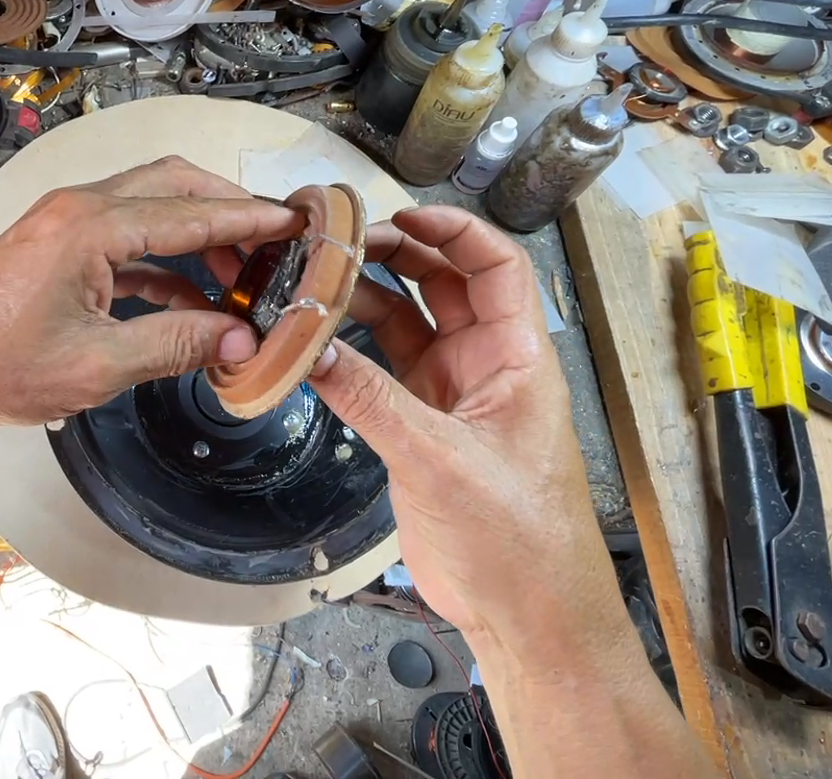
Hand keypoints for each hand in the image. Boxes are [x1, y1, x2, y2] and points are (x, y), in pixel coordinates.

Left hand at [0, 157, 301, 440]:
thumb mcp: (96, 366)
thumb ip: (174, 345)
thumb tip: (241, 341)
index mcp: (92, 224)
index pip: (192, 212)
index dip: (251, 220)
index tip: (299, 222)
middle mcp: (80, 207)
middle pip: (172, 185)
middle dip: (227, 210)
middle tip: (272, 246)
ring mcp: (62, 223)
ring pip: (149, 208)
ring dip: (195, 236)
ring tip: (239, 279)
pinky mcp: (53, 247)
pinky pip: (123, 241)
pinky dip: (161, 263)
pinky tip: (188, 301)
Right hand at [304, 206, 613, 643]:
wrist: (522, 615)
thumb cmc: (516, 540)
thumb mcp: (439, 459)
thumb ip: (369, 399)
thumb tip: (308, 348)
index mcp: (517, 359)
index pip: (497, 268)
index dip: (455, 232)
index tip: (401, 216)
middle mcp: (484, 365)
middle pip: (444, 285)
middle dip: (399, 256)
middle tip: (344, 244)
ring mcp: (450, 393)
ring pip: (409, 322)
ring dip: (370, 298)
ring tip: (323, 280)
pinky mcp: (420, 422)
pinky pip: (384, 366)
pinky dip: (353, 347)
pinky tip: (320, 336)